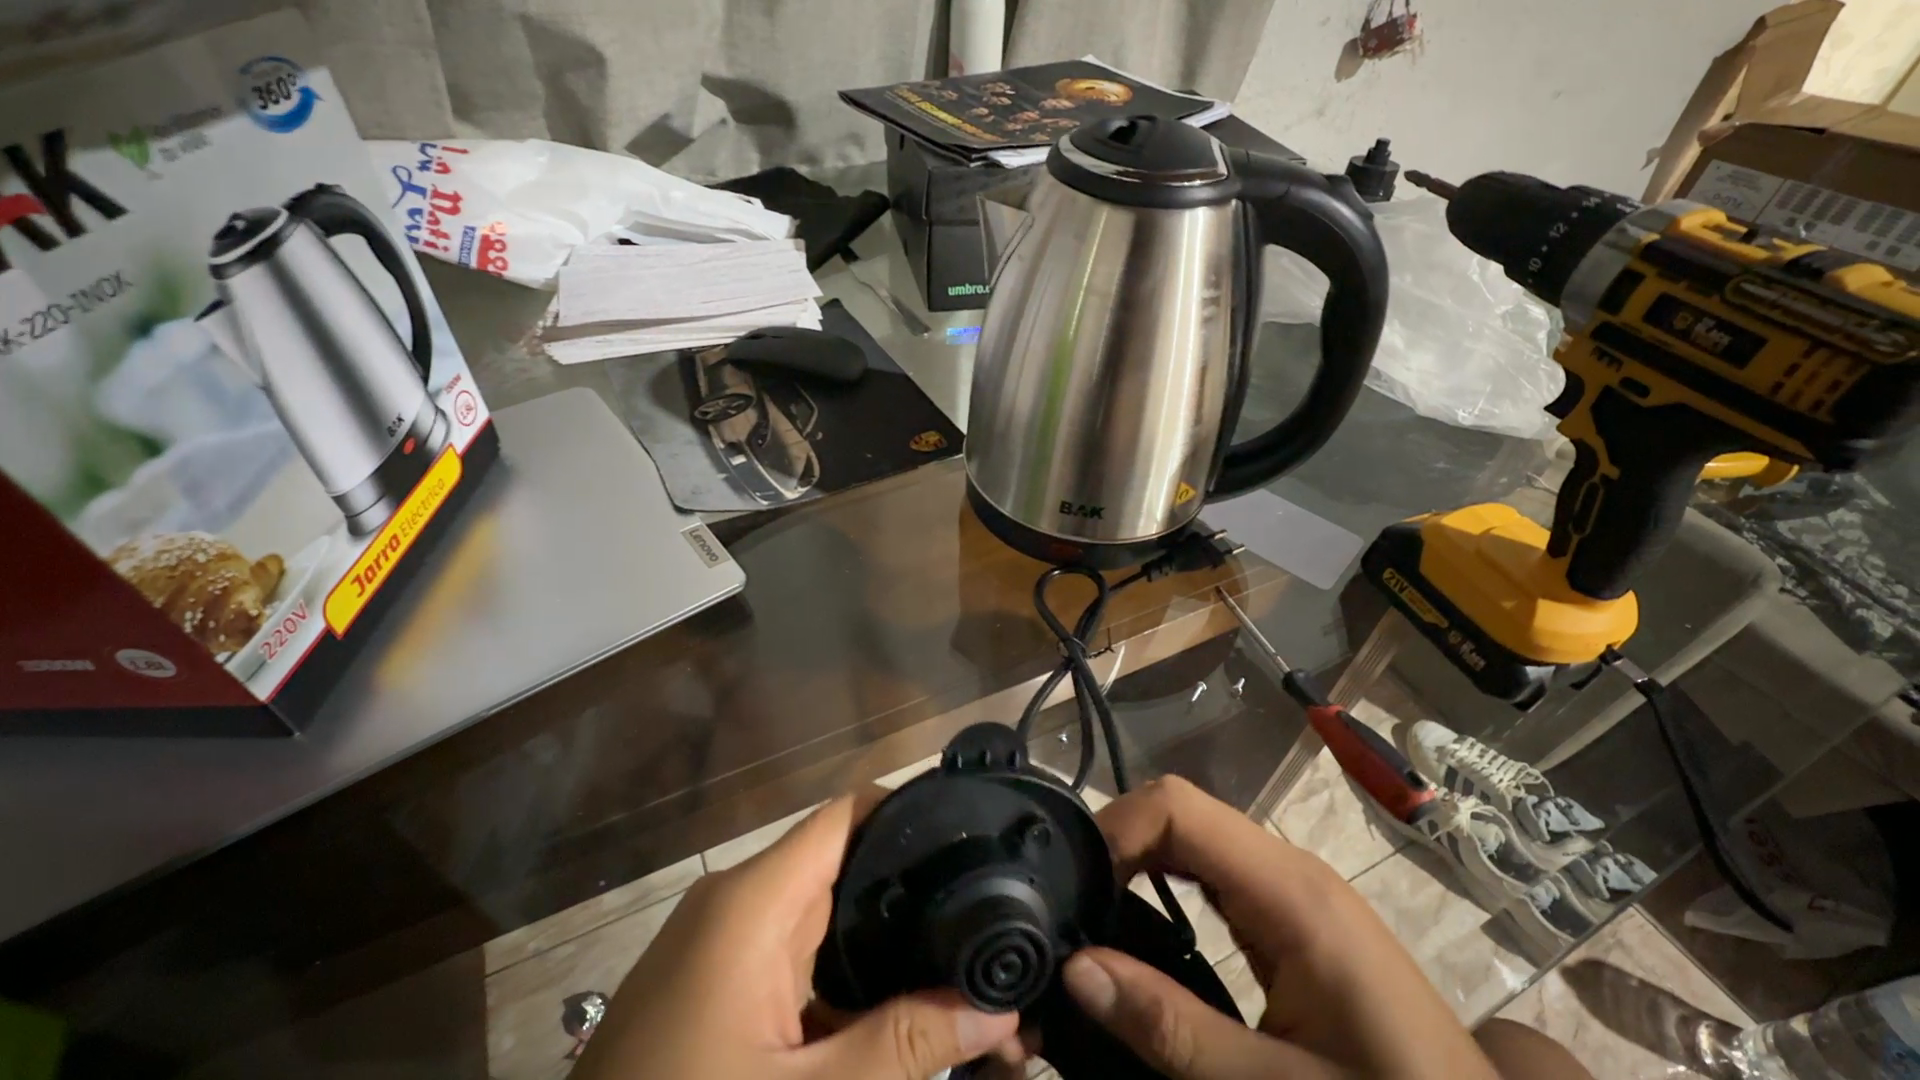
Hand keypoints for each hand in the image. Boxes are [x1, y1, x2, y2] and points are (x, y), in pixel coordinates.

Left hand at [572, 795, 1021, 1079]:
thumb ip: (905, 1045)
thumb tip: (998, 1008)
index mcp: (753, 903)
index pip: (848, 816)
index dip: (915, 813)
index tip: (982, 835)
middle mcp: (739, 905)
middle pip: (847, 866)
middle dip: (918, 895)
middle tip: (994, 916)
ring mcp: (724, 945)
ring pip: (826, 918)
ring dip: (887, 945)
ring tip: (964, 962)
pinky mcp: (719, 983)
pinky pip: (799, 958)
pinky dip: (847, 981)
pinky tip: (899, 1010)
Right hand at [1061, 776, 1499, 1079]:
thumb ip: (1172, 1027)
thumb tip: (1075, 967)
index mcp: (1291, 891)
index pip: (1178, 808)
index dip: (1114, 830)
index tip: (1070, 888)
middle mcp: (1289, 870)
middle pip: (1181, 813)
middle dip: (1115, 844)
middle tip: (1068, 906)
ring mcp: (1293, 888)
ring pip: (1193, 839)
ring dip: (1135, 863)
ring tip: (1089, 915)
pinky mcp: (1292, 915)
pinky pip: (1212, 874)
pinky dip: (1163, 884)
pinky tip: (1137, 925)